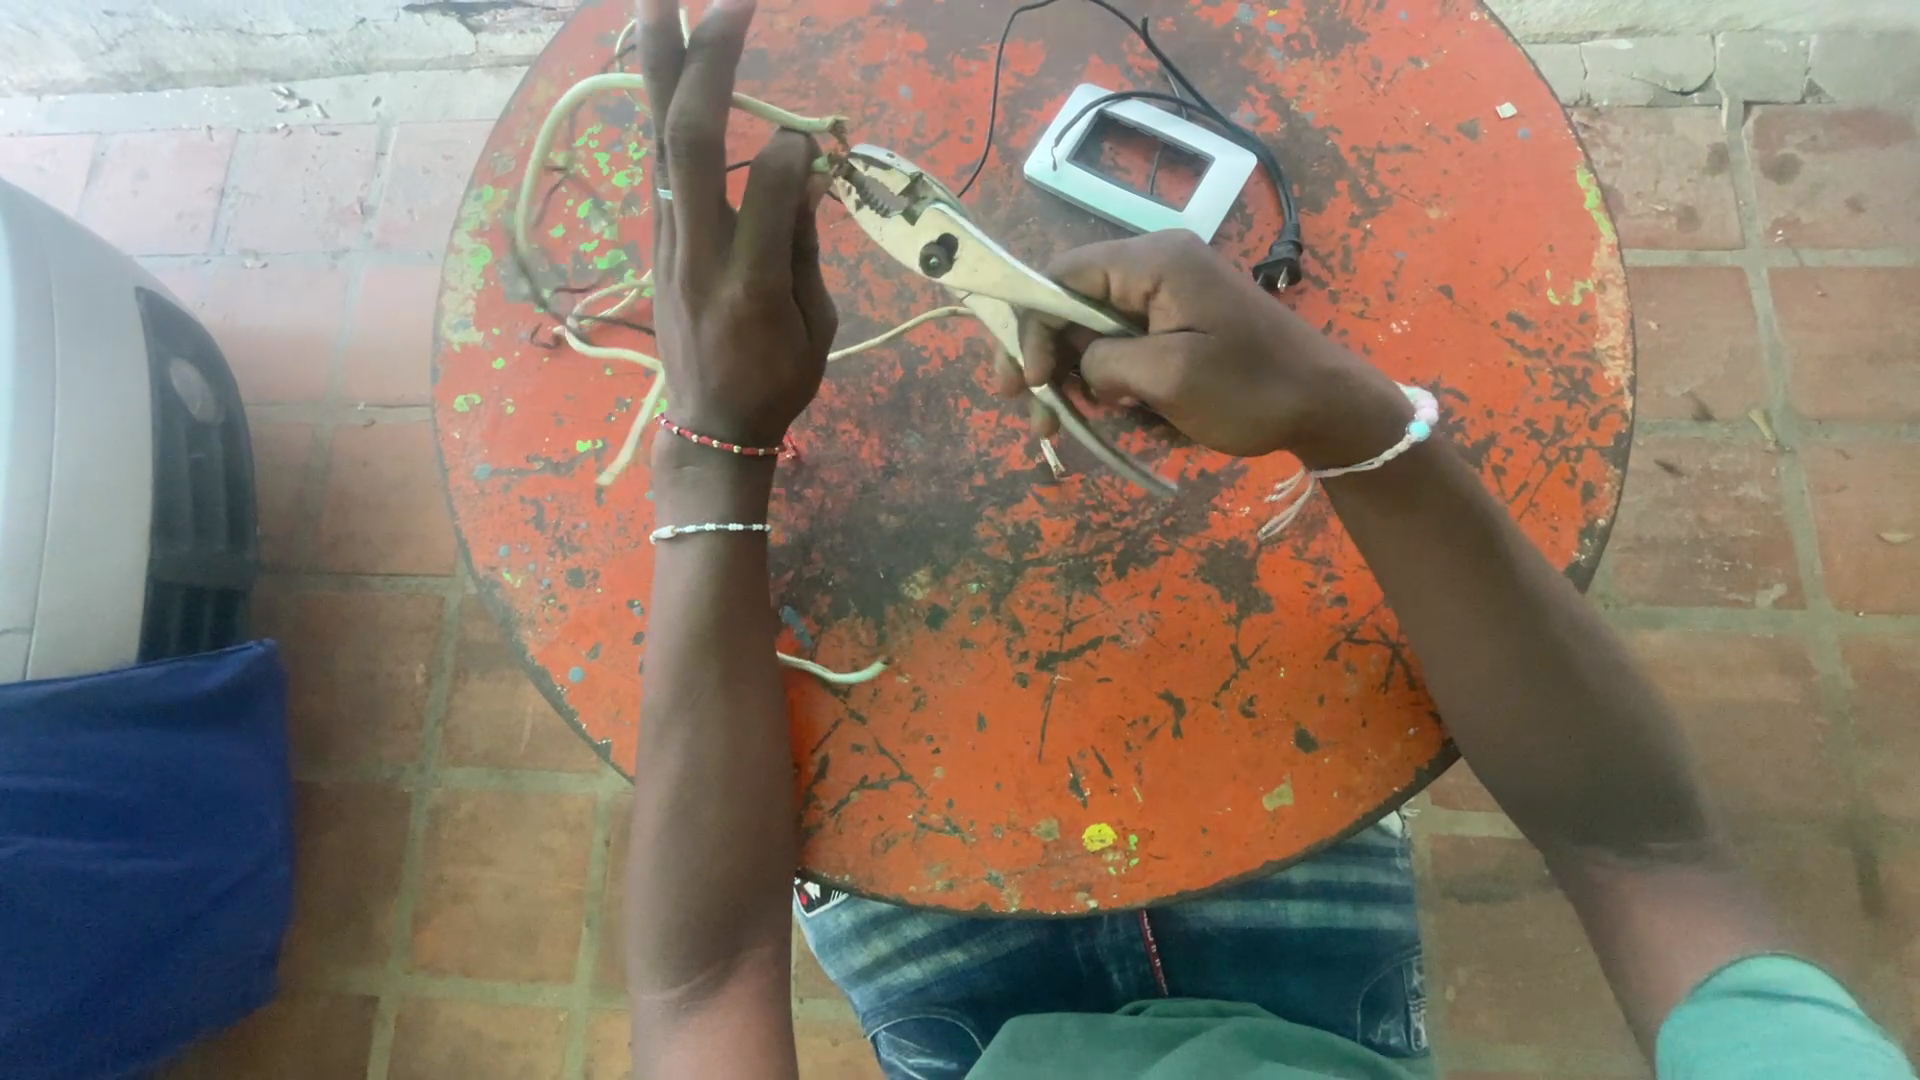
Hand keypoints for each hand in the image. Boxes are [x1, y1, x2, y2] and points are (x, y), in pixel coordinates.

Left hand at [639, 0, 837, 448]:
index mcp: (752, 287)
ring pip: (658, 141)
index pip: (771, 191)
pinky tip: (661, 66)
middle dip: (709, 62)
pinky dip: (659, 106)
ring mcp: (668, 244)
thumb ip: (806, 252)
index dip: (795, 156)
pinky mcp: (656, 242)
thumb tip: (801, 180)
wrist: (710, 424)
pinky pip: (656, 164)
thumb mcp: (816, 330)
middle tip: (731, 0)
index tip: (816, 149)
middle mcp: (698, 254)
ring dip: (659, 63)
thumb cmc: (776, 384)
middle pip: (691, 142)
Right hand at [997, 231, 1408, 469]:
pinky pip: (1121, 353)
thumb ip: (1105, 362)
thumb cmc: (1250, 388)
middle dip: (1046, 361)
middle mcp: (1154, 270)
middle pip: (1070, 308)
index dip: (1032, 325)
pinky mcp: (1174, 330)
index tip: (1032, 380)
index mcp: (1154, 262)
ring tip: (1072, 427)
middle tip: (1034, 414)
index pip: (1062, 275)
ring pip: (1091, 337)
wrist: (1322, 405)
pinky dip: (1109, 387)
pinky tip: (1118, 418)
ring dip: (1076, 382)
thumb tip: (1079, 367)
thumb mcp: (1169, 377)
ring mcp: (1165, 300)